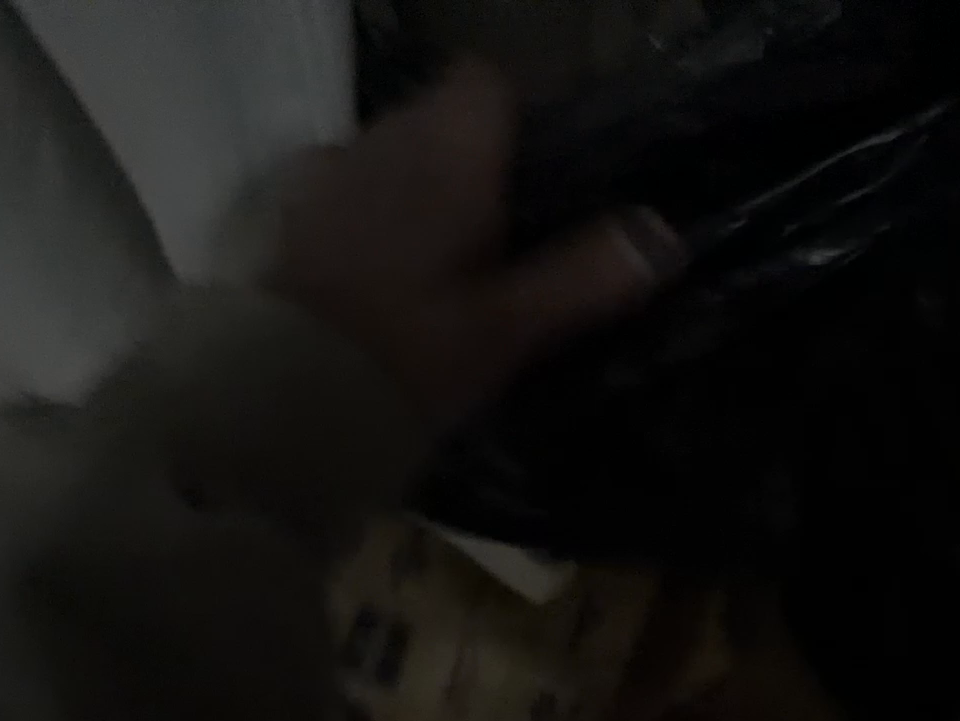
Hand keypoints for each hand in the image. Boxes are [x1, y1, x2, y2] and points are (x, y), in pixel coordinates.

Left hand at [269, 61, 680, 430]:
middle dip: (480, 158)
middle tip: (511, 232)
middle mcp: (383, 142)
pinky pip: (356, 185)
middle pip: (444, 116)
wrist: (293, 398)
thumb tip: (666, 236)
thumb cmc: (414, 354)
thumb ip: (587, 276)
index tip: (544, 177)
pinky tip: (392, 264)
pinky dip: (382, 207)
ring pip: (398, 150)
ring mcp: (332, 173)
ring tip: (455, 253)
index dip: (524, 120)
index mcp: (445, 155)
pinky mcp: (301, 215)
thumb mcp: (512, 325)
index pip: (488, 84)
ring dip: (429, 183)